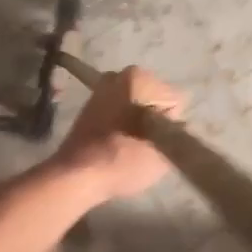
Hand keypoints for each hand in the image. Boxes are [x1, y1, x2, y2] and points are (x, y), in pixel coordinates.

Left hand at [54, 66, 185, 199]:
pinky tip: (117, 146)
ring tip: (131, 148)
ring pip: (136, 106)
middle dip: (154, 119)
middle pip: (154, 100)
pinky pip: (118, 112)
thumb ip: (177, 135)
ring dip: (137, 122)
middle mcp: (120, 74)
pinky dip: (122, 125)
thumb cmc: (121, 160)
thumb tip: (174, 128)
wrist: (75, 177)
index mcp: (139, 77)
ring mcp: (101, 89)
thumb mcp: (163, 153)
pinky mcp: (89, 106)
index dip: (170, 125)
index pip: (174, 101)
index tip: (159, 143)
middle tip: (147, 145)